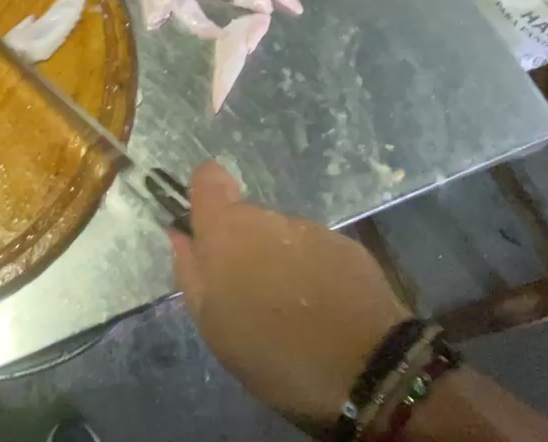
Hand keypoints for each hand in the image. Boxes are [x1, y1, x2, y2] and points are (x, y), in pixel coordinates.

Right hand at [169, 161, 413, 424]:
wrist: (367, 369)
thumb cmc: (272, 351)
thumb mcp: (213, 325)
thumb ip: (191, 272)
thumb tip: (180, 235)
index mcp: (226, 230)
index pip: (206, 178)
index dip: (204, 196)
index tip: (206, 230)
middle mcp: (267, 217)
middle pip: (245, 218)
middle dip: (244, 248)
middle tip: (250, 296)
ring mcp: (311, 230)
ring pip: (282, 237)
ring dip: (279, 263)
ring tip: (290, 312)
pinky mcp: (348, 247)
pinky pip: (316, 253)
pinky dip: (312, 274)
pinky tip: (322, 312)